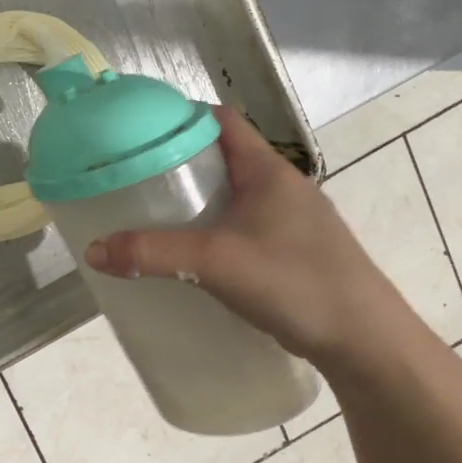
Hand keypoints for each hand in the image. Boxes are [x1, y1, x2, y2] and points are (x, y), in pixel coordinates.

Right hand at [82, 106, 409, 367]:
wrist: (368, 345)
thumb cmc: (297, 283)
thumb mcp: (215, 263)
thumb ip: (150, 253)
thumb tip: (92, 250)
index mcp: (269, 172)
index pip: (221, 121)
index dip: (178, 117)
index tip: (135, 128)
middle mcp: (281, 187)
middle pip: (219, 156)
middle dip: (174, 161)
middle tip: (129, 174)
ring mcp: (290, 221)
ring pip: (230, 194)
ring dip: (192, 198)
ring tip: (147, 212)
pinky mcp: (291, 252)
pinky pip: (239, 226)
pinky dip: (209, 228)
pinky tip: (187, 253)